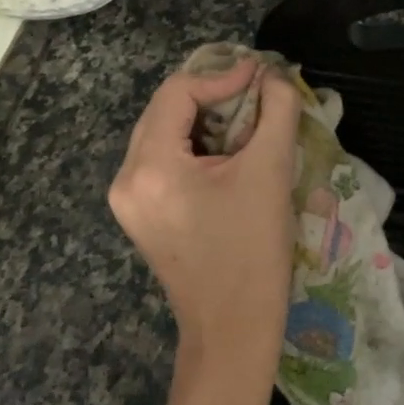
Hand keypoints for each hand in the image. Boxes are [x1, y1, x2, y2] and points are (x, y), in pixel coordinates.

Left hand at [108, 58, 300, 350]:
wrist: (233, 330)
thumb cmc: (253, 250)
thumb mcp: (270, 170)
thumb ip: (277, 110)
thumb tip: (274, 75)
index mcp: (151, 167)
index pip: (178, 92)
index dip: (222, 77)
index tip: (262, 76)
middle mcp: (126, 178)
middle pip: (165, 109)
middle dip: (212, 95)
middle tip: (256, 92)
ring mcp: (127, 199)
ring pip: (163, 131)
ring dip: (204, 118)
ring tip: (246, 119)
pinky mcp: (139, 214)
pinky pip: (162, 158)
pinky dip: (194, 144)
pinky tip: (227, 151)